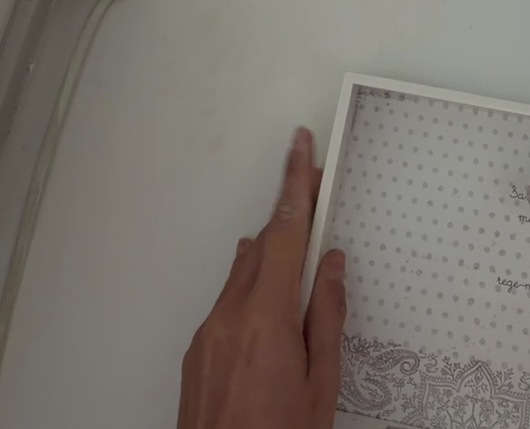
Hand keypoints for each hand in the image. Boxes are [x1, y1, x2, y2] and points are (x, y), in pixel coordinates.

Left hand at [177, 127, 347, 428]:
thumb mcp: (322, 383)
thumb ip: (328, 315)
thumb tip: (332, 264)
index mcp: (267, 319)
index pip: (285, 231)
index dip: (295, 183)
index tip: (299, 147)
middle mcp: (229, 318)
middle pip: (263, 245)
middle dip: (291, 219)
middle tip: (318, 201)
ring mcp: (208, 334)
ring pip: (243, 271)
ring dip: (272, 256)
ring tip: (303, 263)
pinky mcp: (197, 351)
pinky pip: (228, 299)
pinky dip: (252, 288)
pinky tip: (271, 305)